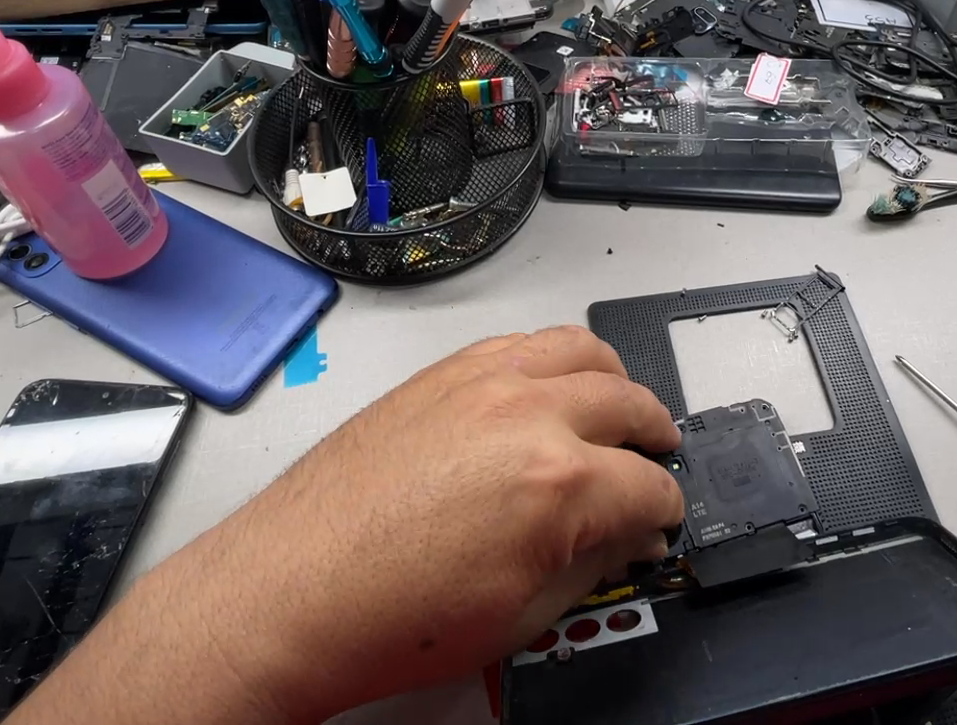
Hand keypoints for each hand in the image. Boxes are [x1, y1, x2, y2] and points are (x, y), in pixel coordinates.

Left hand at [9, 327, 682, 724]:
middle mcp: (529, 412)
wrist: (291, 588)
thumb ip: (593, 562)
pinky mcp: (449, 368)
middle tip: (658, 459)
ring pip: (586, 350)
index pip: (649, 487)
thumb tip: (629, 534)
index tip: (661, 519)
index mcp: (556, 483)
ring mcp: (487, 378)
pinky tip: (555, 384)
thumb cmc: (386, 614)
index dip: (665, 511)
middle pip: (631, 404)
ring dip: (617, 381)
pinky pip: (527, 340)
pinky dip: (560, 357)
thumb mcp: (518, 616)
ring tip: (621, 407)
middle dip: (657, 436)